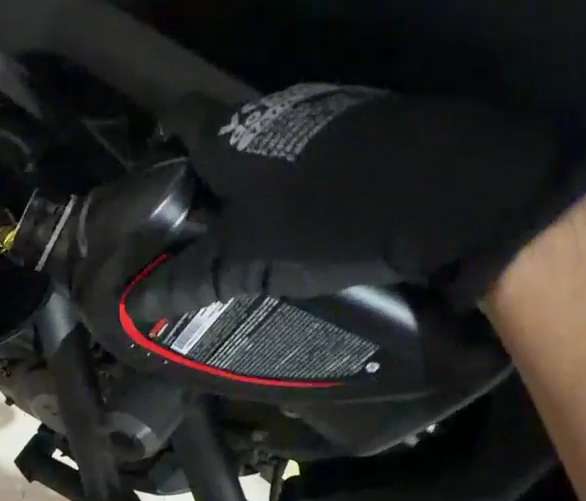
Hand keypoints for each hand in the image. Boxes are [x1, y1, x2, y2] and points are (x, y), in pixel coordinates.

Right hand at [127, 84, 585, 320]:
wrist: (452, 191)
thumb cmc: (323, 219)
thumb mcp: (243, 261)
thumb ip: (187, 279)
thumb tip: (133, 304)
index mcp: (231, 135)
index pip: (180, 119)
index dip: (161, 142)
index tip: (154, 177)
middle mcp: (275, 111)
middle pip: (226, 139)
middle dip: (210, 177)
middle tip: (200, 225)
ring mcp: (329, 115)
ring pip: (274, 149)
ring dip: (260, 183)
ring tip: (256, 232)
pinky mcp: (372, 131)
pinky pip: (317, 158)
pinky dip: (304, 185)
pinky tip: (312, 224)